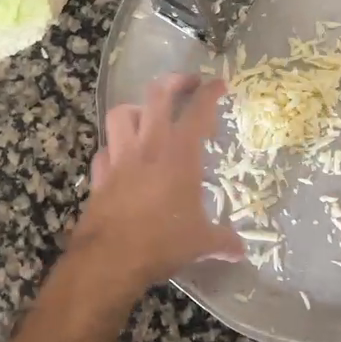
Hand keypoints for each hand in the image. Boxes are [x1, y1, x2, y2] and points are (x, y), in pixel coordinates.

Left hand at [74, 75, 243, 292]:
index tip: (219, 84)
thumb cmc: (161, 242)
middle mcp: (148, 147)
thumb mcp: (200, 242)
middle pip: (157, 96)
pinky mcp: (99, 175)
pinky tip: (122, 157)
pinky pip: (104, 149)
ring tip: (148, 116)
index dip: (210, 92)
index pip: (197, 111)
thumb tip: (241, 251)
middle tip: (187, 83)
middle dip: (174, 82)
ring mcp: (119, 158)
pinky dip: (114, 147)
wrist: (108, 260)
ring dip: (136, 109)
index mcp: (179, 155)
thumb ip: (222, 241)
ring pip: (121, 114)